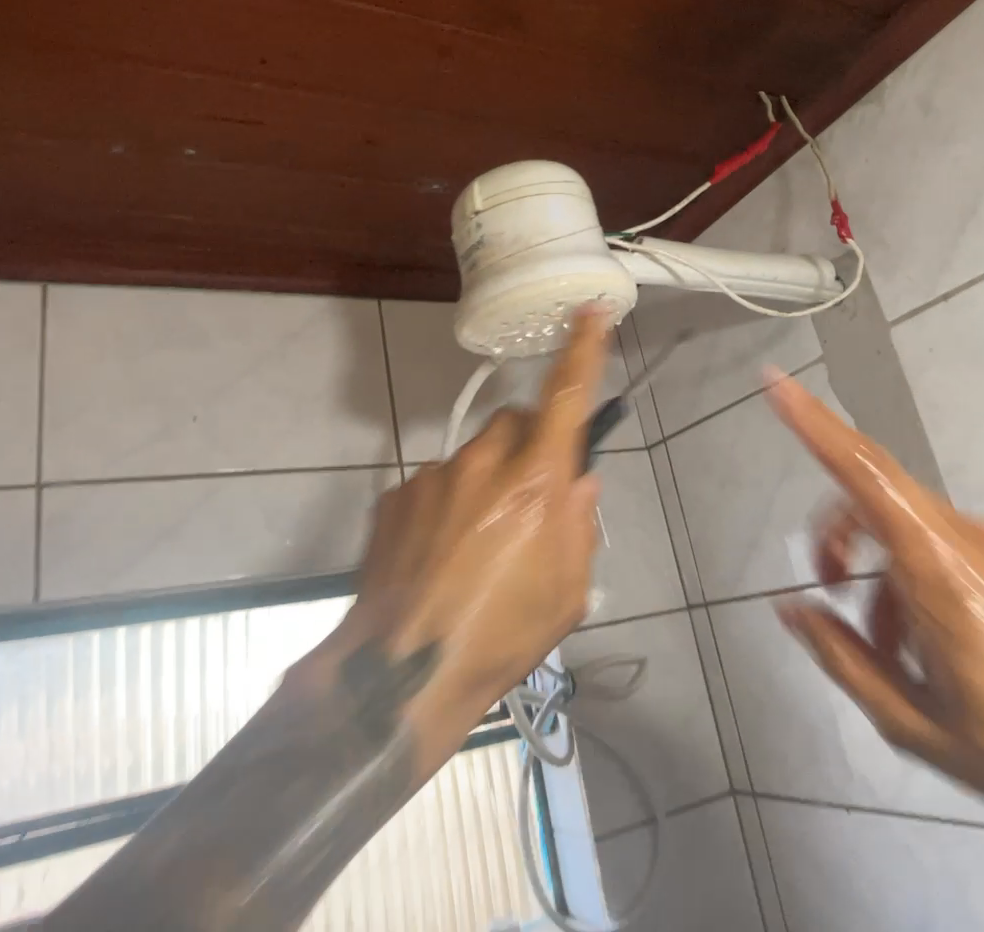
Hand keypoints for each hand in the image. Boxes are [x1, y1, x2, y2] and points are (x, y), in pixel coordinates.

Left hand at [331, 310, 608, 771]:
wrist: (404, 672)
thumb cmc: (501, 639)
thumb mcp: (567, 593)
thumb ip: (578, 527)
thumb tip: (578, 483)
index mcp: (535, 486)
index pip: (565, 400)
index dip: (582, 351)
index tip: (589, 312)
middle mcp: (482, 466)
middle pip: (514, 424)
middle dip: (528, 448)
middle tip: (528, 503)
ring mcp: (432, 478)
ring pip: (473, 457)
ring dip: (484, 482)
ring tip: (475, 548)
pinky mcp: (394, 497)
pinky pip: (434, 484)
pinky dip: (445, 506)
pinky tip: (438, 557)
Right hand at [763, 372, 983, 824]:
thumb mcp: (911, 722)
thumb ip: (840, 657)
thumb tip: (791, 608)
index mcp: (942, 575)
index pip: (867, 476)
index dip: (815, 425)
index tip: (776, 385)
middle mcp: (974, 542)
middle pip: (876, 497)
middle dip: (834, 534)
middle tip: (827, 594)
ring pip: (907, 530)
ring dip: (877, 574)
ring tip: (893, 652)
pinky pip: (942, 547)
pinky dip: (911, 580)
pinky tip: (928, 645)